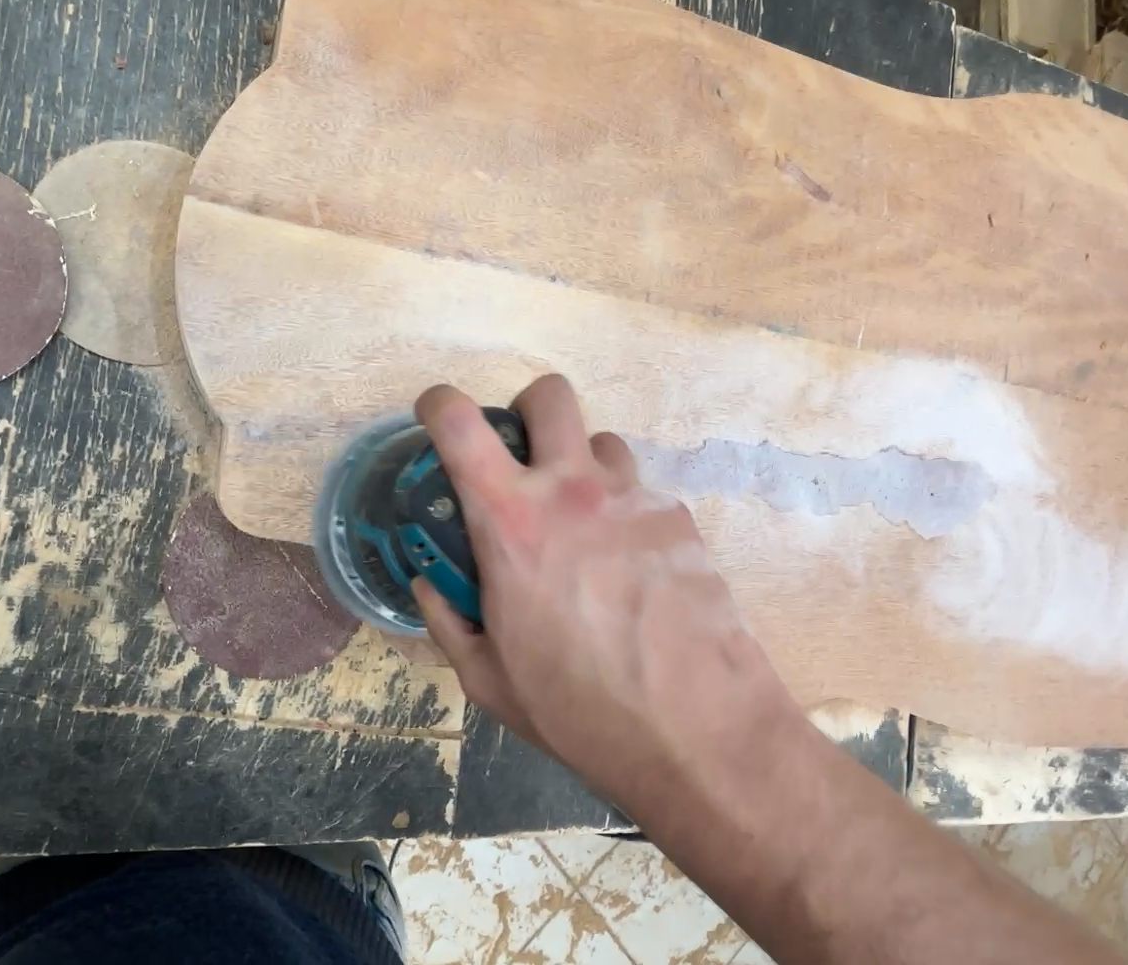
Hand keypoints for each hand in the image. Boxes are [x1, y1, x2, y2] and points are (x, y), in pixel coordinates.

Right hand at [412, 376, 802, 809]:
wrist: (699, 734)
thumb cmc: (577, 708)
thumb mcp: (487, 677)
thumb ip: (446, 619)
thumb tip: (429, 584)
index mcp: (510, 520)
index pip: (461, 423)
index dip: (439, 403)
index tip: (435, 414)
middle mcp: (573, 489)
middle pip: (550, 393)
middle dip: (527, 408)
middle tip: (522, 457)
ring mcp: (634, 498)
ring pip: (602, 443)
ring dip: (580, 466)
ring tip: (580, 522)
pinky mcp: (680, 519)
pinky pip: (640, 493)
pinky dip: (621, 513)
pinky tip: (628, 569)